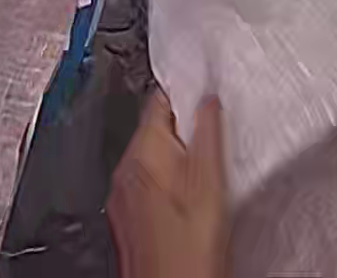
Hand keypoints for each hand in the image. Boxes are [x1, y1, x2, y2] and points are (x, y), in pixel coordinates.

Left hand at [109, 89, 229, 277]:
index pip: (159, 99)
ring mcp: (123, 198)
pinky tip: (192, 194)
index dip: (185, 90)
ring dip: (179, 152)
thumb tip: (208, 97)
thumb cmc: (189, 246)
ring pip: (154, 155)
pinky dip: (170, 178)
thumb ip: (209, 128)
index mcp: (143, 152)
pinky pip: (149, 181)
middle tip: (213, 133)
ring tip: (206, 167)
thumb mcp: (210, 175)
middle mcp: (125, 172)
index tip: (205, 89)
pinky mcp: (128, 219)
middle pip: (156, 127)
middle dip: (185, 125)